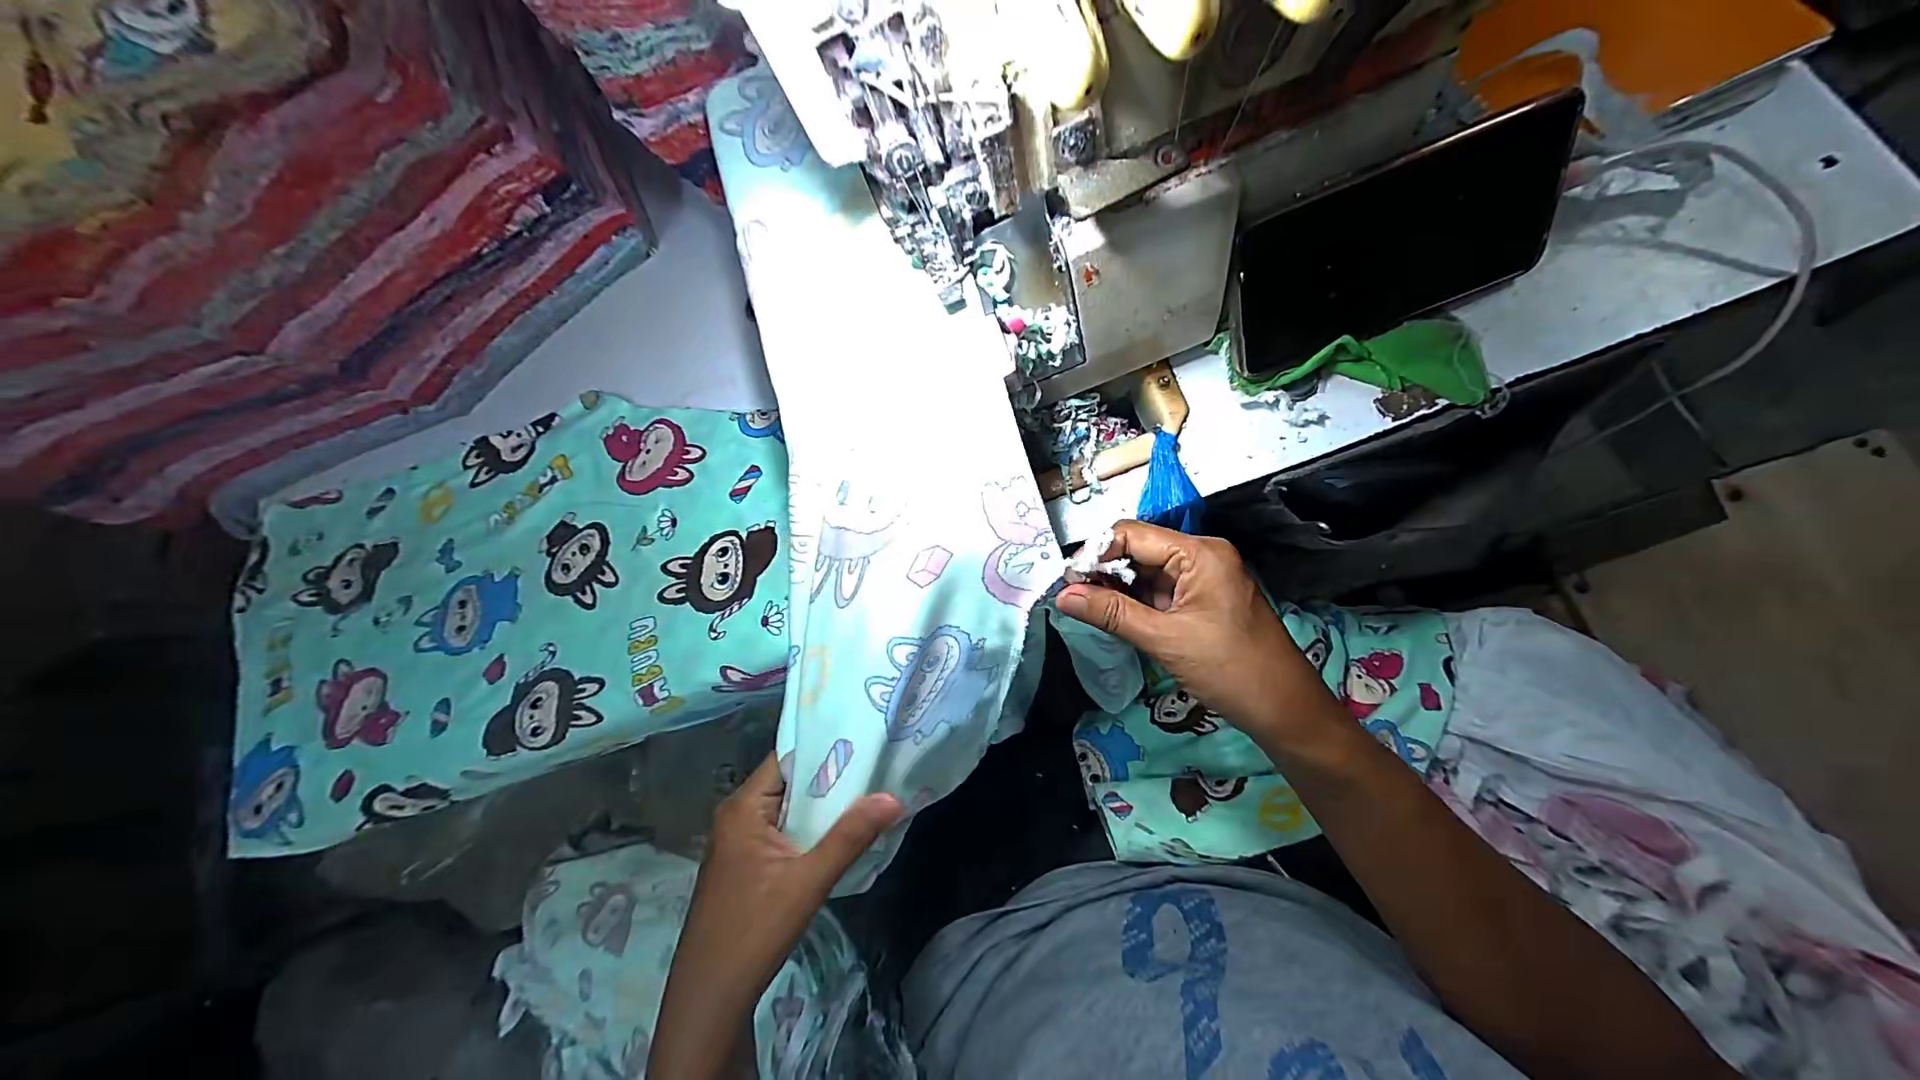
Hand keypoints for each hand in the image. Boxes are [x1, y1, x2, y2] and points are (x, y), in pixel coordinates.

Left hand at [649, 754, 901, 1078]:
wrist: (711, 996)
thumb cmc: (754, 929)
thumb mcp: (809, 880)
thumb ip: (850, 836)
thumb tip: (893, 797)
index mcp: (743, 807)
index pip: (786, 757)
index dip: (824, 747)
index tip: (864, 740)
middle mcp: (737, 815)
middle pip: (789, 782)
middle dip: (830, 776)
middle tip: (875, 766)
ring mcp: (739, 841)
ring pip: (788, 809)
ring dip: (822, 806)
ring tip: (867, 793)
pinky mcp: (746, 864)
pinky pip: (782, 830)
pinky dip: (809, 828)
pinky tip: (839, 833)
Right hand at [1055, 521, 1340, 746]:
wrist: (1285, 709)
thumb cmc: (1231, 670)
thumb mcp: (1164, 639)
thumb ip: (1110, 612)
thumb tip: (1064, 596)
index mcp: (1199, 553)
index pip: (1131, 534)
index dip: (1095, 553)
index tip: (1068, 581)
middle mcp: (1201, 556)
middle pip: (1137, 549)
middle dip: (1103, 572)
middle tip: (1073, 598)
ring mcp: (1203, 578)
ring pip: (1145, 572)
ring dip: (1116, 588)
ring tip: (1088, 609)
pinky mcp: (1201, 599)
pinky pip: (1159, 591)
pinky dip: (1135, 602)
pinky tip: (1113, 616)